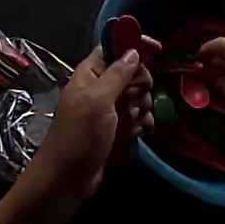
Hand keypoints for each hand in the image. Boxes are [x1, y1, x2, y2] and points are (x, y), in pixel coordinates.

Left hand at [25, 46, 154, 202]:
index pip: (113, 48)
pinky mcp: (117, 130)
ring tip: (131, 123)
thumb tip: (134, 51)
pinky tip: (138, 133)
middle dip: (140, 85)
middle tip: (134, 99)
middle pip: (132, 73)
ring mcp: (109, 110)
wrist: (67, 178)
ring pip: (138, 97)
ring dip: (141, 108)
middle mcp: (100, 88)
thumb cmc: (80, 134)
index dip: (133, 45)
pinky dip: (141, 124)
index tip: (156, 49)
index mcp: (90, 74)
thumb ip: (118, 74)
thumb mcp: (99, 99)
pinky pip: (138, 118)